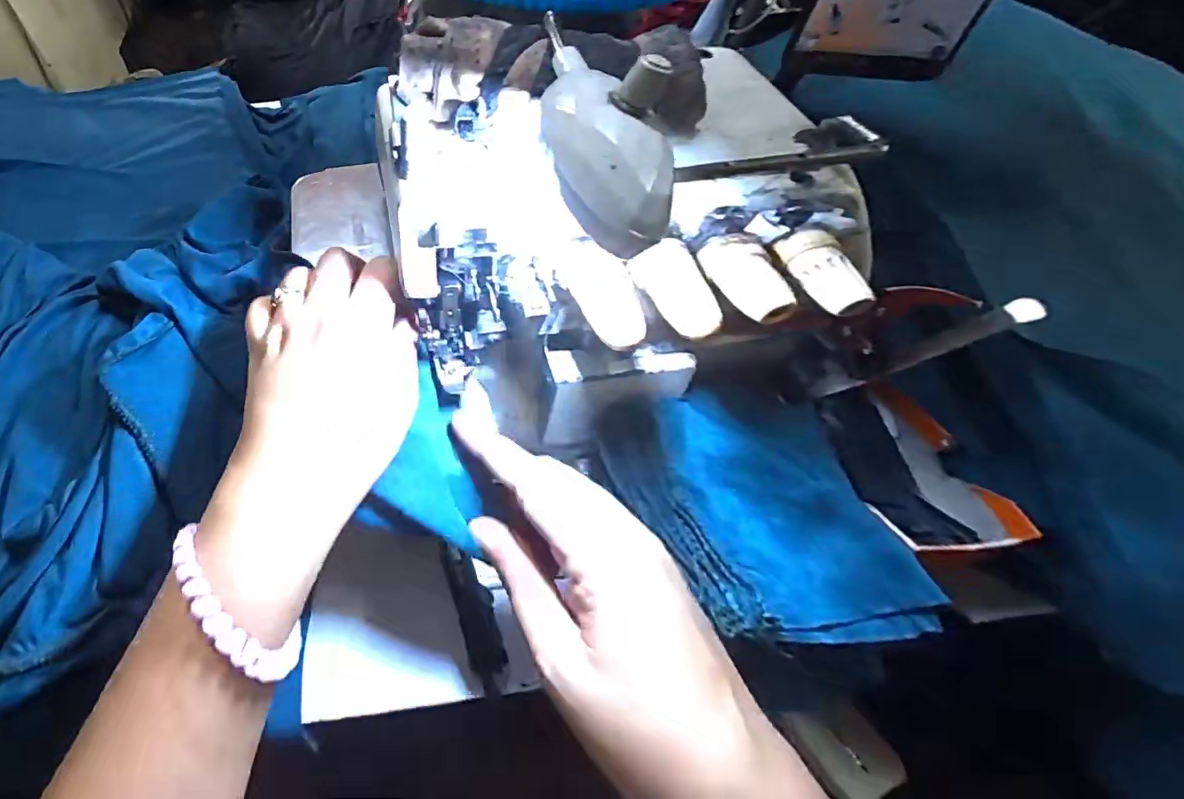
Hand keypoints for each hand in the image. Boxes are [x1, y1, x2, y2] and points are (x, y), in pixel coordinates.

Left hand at [193, 249, 419, 640]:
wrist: (295, 473)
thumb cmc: (360, 440)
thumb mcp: (402, 395)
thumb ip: (404, 348)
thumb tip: (403, 322)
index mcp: (365, 323)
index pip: (381, 268)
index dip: (392, 276)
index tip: (395, 295)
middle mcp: (323, 312)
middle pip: (337, 258)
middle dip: (354, 270)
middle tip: (360, 297)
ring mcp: (285, 324)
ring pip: (298, 274)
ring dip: (315, 286)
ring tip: (323, 312)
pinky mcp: (256, 341)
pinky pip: (263, 302)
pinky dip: (277, 307)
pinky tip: (289, 327)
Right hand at [453, 392, 823, 798]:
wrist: (722, 760)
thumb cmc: (633, 723)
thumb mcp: (560, 663)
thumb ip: (521, 583)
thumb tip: (484, 525)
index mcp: (606, 555)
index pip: (539, 488)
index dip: (496, 453)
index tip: (462, 423)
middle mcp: (630, 534)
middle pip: (563, 481)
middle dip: (513, 463)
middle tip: (465, 456)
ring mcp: (647, 545)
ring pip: (582, 493)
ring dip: (536, 483)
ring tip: (490, 481)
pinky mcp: (652, 561)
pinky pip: (598, 515)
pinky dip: (561, 507)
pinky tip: (538, 520)